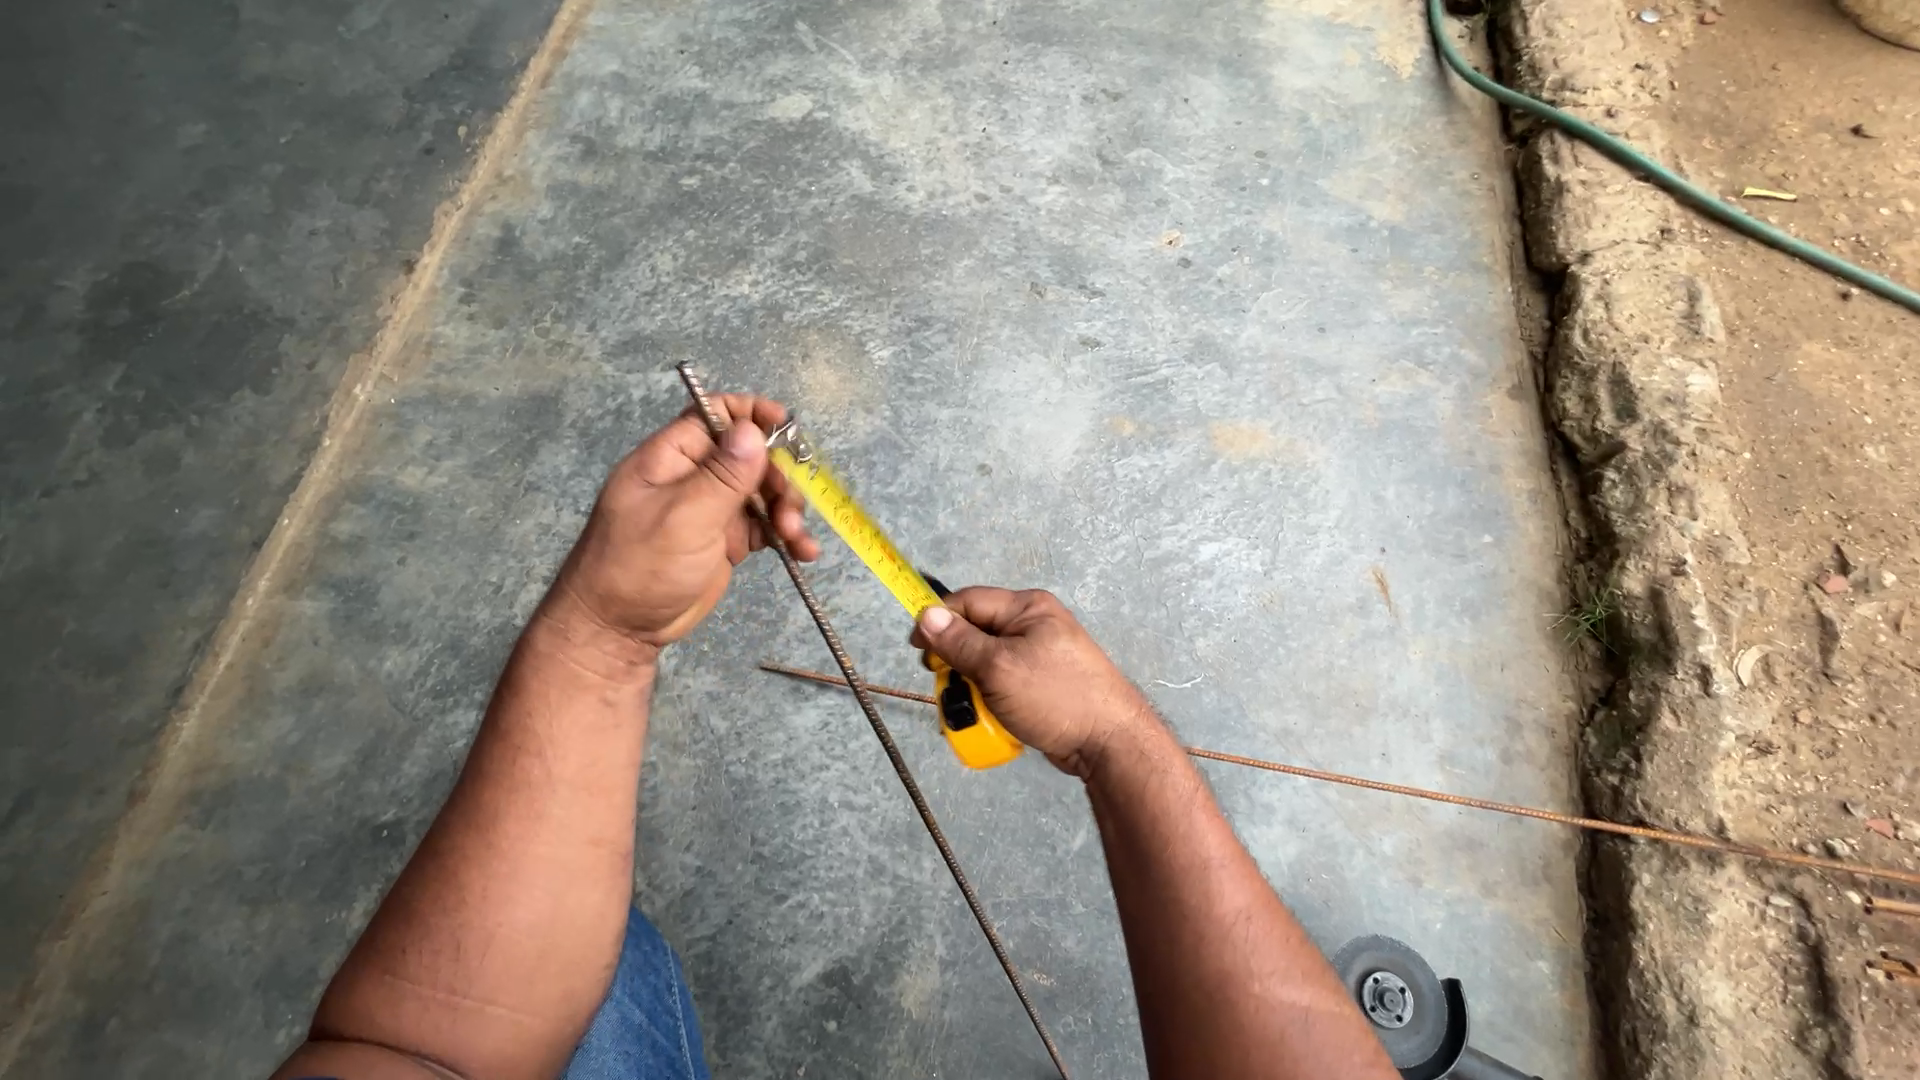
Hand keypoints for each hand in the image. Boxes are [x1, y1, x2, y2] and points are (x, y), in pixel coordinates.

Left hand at [543, 394, 819, 659]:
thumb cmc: (638, 568)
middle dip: (780, 477)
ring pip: (765, 491)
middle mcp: (695, 477)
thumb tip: (753, 430)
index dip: (753, 415)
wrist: (620, 631)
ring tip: (796, 537)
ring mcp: (713, 509)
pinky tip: (804, 552)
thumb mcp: (682, 518)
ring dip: (789, 509)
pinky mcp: (728, 540)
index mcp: (672, 458)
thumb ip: (722, 476)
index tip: (789, 429)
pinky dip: (788, 535)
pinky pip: (767, 526)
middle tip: (791, 507)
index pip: (715, 416)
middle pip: (752, 456)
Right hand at [910, 588, 1160, 776]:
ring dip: (970, 686)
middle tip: (943, 683)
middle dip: (955, 660)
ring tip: (968, 709)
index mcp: (1027, 607)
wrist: (1109, 742)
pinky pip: (1002, 684)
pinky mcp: (1041, 684)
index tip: (918, 649)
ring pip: (986, 663)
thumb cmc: (1055, 696)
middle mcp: (1033, 624)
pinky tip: (987, 718)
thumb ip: (960, 642)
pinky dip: (989, 700)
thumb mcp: (999, 667)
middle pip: (976, 633)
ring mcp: (1039, 655)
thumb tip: (926, 615)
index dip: (938, 621)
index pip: (969, 601)